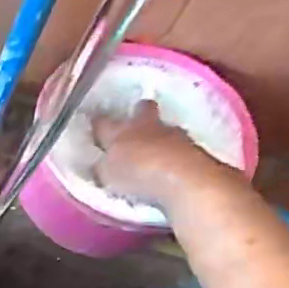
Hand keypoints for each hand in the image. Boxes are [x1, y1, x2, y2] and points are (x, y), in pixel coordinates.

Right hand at [91, 100, 249, 217]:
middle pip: (143, 109)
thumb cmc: (136, 174)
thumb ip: (103, 167)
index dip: (98, 124)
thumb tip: (100, 164)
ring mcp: (173, 133)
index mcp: (120, 131)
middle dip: (139, 113)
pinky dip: (173, 152)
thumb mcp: (107, 176)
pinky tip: (170, 164)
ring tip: (154, 151)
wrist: (182, 177)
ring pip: (163, 126)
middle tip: (135, 124)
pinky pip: (178, 144)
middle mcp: (146, 125)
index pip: (103, 122)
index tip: (95, 126)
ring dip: (159, 135)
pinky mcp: (193, 147)